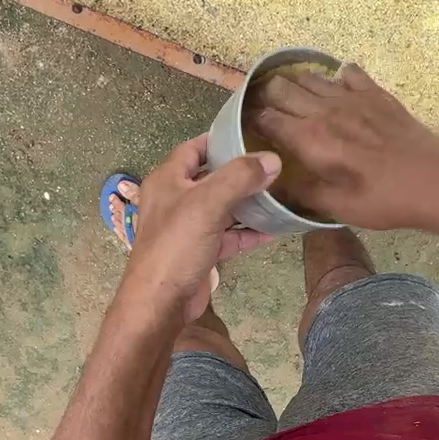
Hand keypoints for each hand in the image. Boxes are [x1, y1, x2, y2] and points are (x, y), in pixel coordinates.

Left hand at [118, 135, 279, 325]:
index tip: (252, 137)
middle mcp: (176, 199)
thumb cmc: (177, 246)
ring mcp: (188, 227)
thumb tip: (273, 160)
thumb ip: (240, 178)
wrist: (160, 302)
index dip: (221, 140)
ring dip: (247, 203)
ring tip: (278, 195)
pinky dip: (247, 232)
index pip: (195, 148)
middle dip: (240, 172)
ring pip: (222, 207)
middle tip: (272, 166)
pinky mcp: (200, 251)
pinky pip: (228, 235)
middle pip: (211, 177)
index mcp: (168, 179)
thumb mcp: (208, 204)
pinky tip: (273, 230)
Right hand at [250, 64, 438, 231]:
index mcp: (310, 139)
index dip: (254, 122)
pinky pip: (346, 72)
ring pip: (310, 76)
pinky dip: (335, 79)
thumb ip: (302, 193)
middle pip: (281, 87)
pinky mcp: (375, 92)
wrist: (435, 180)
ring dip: (297, 86)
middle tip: (268, 113)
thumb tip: (276, 184)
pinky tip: (338, 94)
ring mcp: (352, 96)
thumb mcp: (337, 209)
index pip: (266, 117)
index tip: (251, 131)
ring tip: (297, 102)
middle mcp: (324, 109)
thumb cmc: (383, 200)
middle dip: (268, 97)